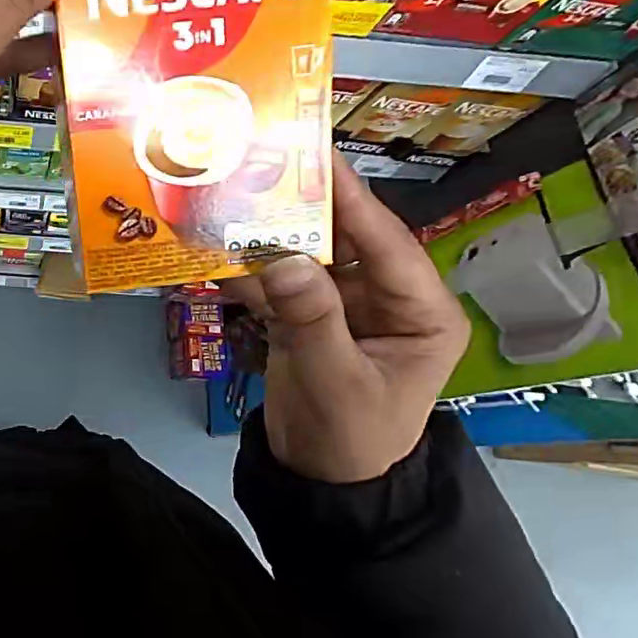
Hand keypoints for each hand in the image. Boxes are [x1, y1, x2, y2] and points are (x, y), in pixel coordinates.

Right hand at [221, 155, 468, 483]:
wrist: (318, 480)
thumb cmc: (348, 436)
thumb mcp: (335, 380)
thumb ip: (310, 318)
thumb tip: (280, 258)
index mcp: (421, 311)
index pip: (388, 245)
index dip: (352, 200)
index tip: (318, 156)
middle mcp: (385, 297)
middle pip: (345, 240)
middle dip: (305, 210)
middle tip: (264, 165)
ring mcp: (342, 304)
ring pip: (307, 256)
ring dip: (270, 235)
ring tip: (233, 198)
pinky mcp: (307, 315)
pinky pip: (278, 282)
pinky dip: (249, 270)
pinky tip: (216, 250)